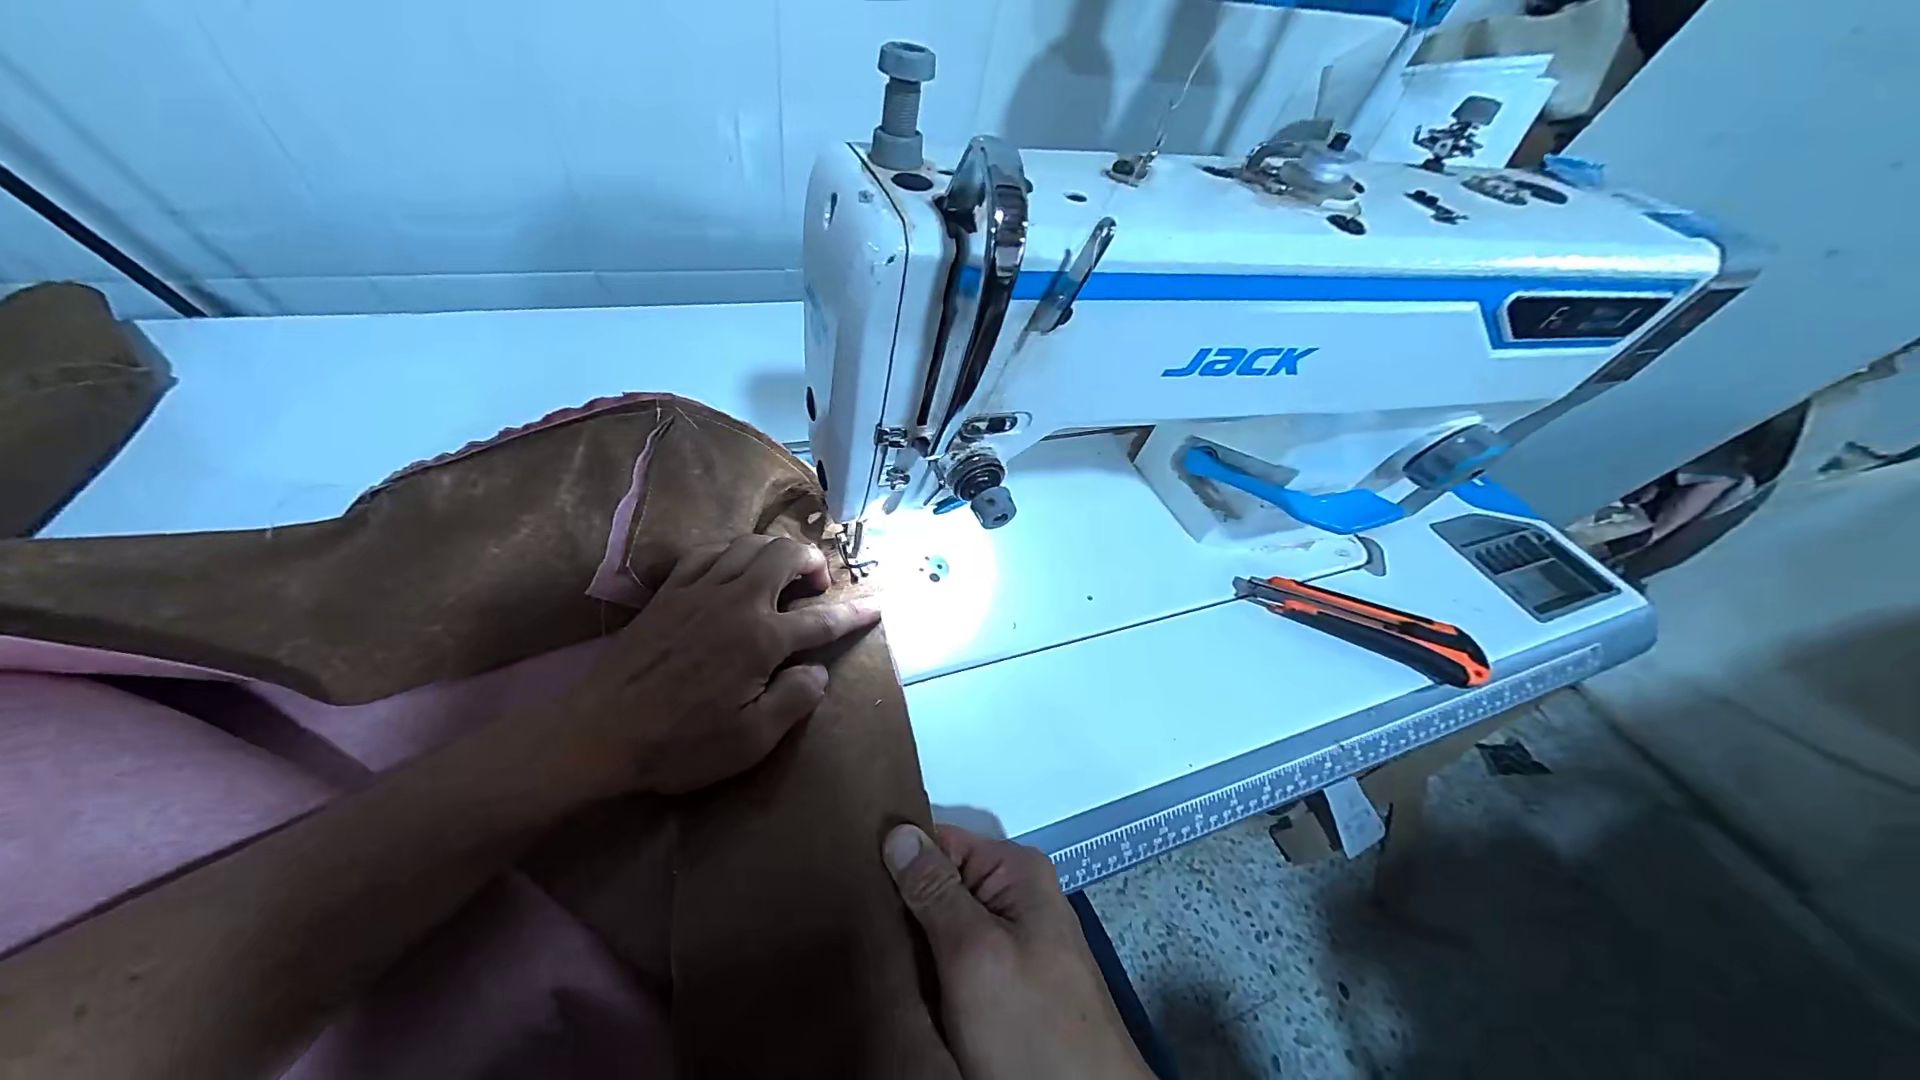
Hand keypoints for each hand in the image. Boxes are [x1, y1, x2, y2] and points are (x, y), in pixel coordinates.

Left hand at [564, 534, 879, 794]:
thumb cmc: (680, 744)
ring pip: (746, 544)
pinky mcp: (668, 592)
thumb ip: (795, 700)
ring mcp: (698, 591)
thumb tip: (817, 671)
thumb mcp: (751, 740)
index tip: (875, 606)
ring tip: (781, 572)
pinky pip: (706, 552)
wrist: (598, 734)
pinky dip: (729, 552)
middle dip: (811, 561)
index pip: (821, 620)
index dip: (853, 613)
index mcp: (760, 640)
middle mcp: (735, 602)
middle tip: (817, 585)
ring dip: (774, 550)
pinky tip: (730, 569)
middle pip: (784, 556)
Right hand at [883, 823, 1155, 1079]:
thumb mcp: (973, 952)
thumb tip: (898, 832)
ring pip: (943, 923)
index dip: (898, 858)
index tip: (857, 881)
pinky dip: (931, 968)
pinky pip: (955, 957)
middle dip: (905, 905)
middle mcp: (1017, 895)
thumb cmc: (1031, 1028)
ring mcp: (1013, 939)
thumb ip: (935, 890)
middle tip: (863, 926)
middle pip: (941, 881)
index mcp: (1017, 870)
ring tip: (881, 955)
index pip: (940, 841)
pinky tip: (909, 980)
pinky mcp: (1006, 980)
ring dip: (915, 941)